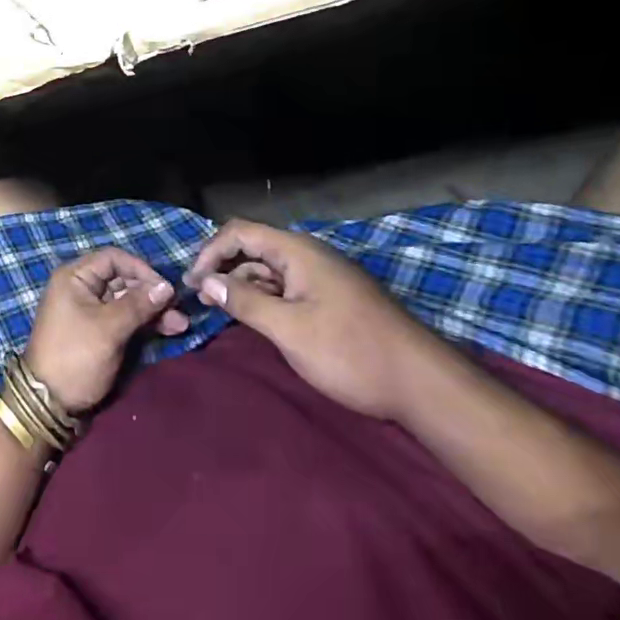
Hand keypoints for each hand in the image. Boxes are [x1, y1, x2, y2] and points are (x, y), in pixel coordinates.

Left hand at [23, 248, 190, 414]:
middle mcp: (80, 288)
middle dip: (151, 293)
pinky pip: (124, 318)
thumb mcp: (108, 329)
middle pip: (122, 279)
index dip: (140, 269)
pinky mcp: (98, 330)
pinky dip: (144, 323)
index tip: (165, 288)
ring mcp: (89, 310)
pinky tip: (168, 330)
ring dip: (152, 310)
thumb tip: (167, 286)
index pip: (112, 258)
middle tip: (178, 310)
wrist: (50, 401)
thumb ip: (137, 304)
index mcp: (74, 277)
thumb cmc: (76, 356)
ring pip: (126, 300)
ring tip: (180, 325)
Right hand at [184, 220, 458, 420]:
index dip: (210, 251)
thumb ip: (244, 301)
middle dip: (223, 269)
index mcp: (298, 252)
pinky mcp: (332, 299)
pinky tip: (257, 320)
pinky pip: (286, 287)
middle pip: (253, 248)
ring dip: (243, 286)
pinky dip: (265, 298)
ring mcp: (323, 278)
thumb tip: (205, 282)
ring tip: (224, 312)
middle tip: (204, 300)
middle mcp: (309, 256)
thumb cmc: (351, 352)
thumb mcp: (288, 329)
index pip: (239, 232)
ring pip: (268, 270)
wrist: (425, 387)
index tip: (194, 283)